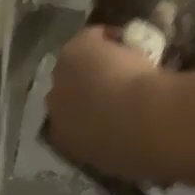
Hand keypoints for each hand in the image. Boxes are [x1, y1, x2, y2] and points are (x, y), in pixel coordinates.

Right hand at [45, 26, 171, 180]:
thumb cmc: (136, 148)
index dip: (86, 114)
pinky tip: (125, 39)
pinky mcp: (74, 50)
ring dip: (94, 62)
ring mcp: (61, 75)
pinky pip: (89, 37)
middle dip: (85, 87)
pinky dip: (107, 36)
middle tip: (112, 86)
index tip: (108, 111)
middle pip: (66, 90)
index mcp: (64, 137)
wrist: (139, 120)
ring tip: (118, 61)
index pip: (66, 123)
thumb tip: (126, 145)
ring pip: (76, 63)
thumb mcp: (121, 157)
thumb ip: (115, 147)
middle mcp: (55, 105)